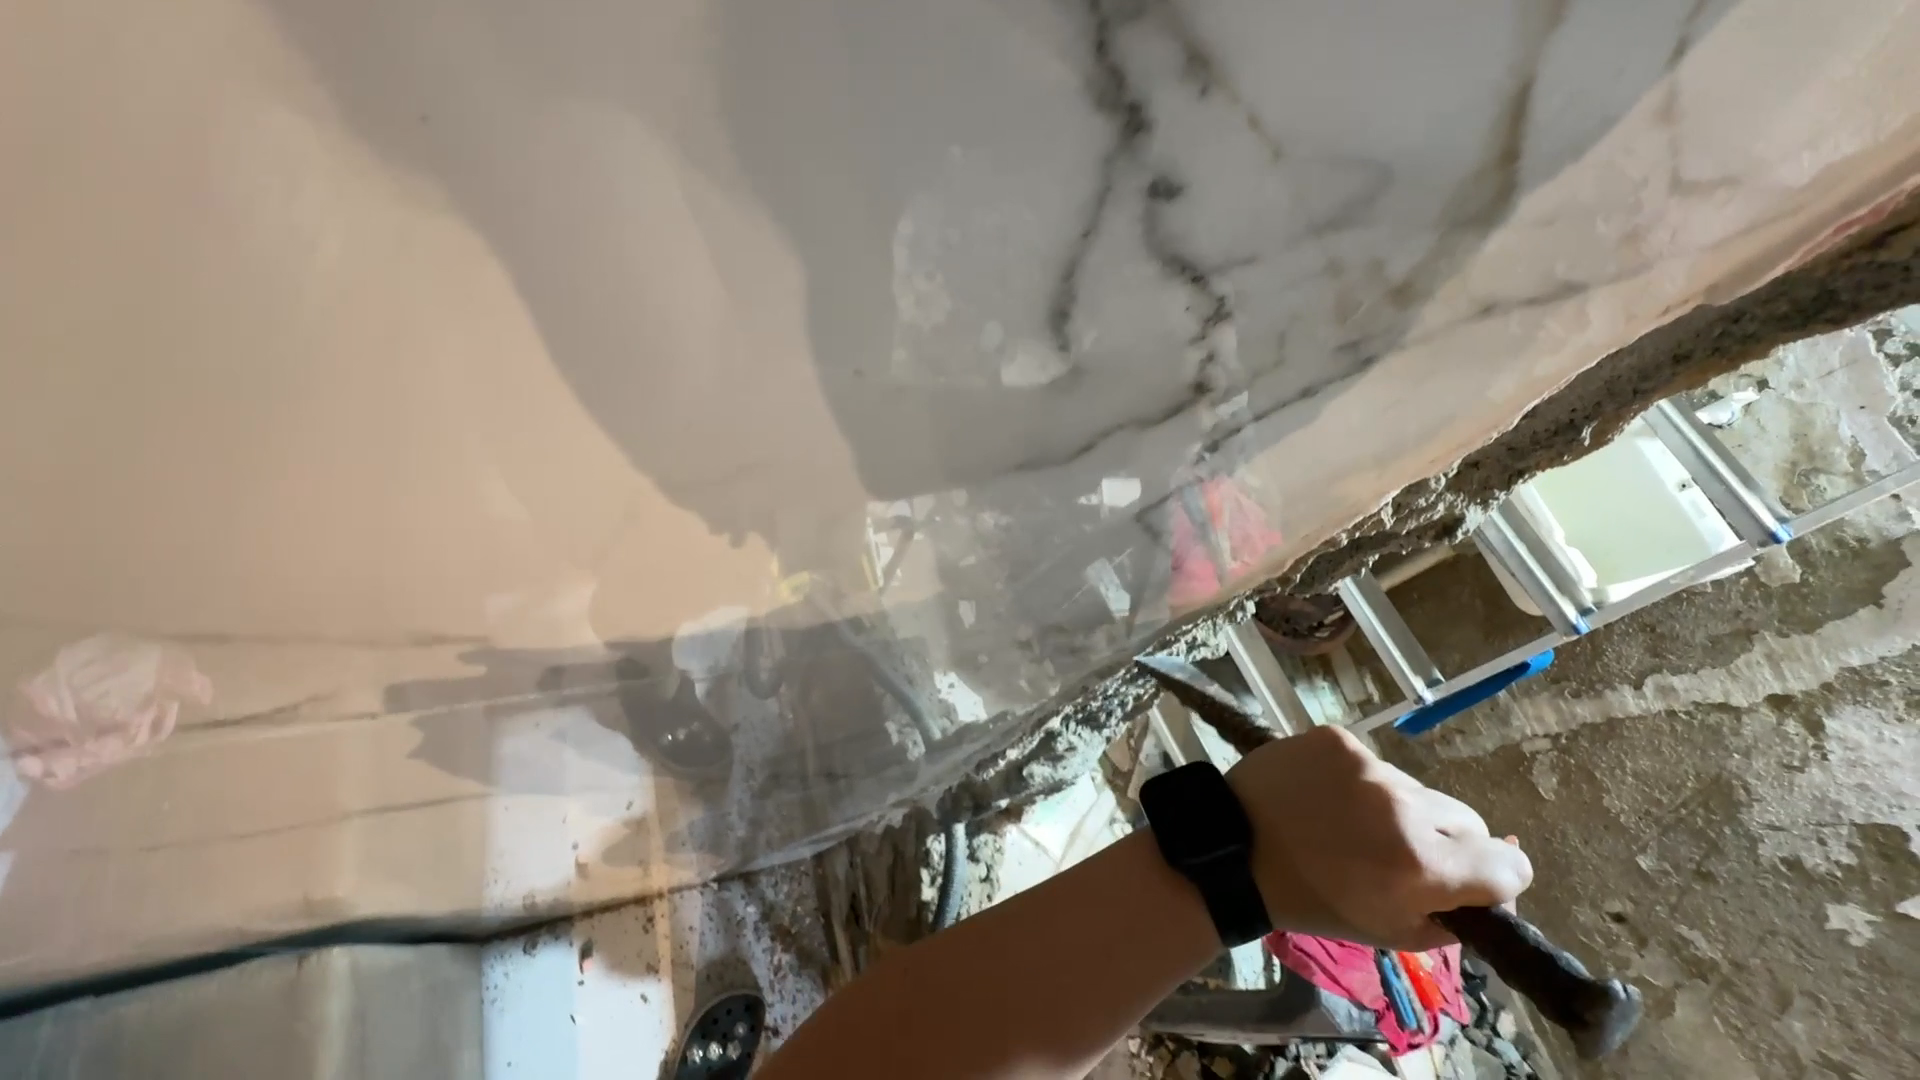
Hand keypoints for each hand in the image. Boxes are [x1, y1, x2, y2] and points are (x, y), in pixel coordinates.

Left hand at [1225, 725, 1531, 950]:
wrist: (1232, 848)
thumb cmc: (1309, 899)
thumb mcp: (1387, 931)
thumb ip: (1450, 919)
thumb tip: (1492, 899)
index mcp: (1424, 865)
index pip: (1511, 866)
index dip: (1495, 880)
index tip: (1470, 883)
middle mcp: (1405, 807)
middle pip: (1468, 821)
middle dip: (1449, 842)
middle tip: (1401, 853)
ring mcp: (1368, 765)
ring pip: (1416, 789)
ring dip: (1400, 808)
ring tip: (1350, 823)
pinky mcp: (1337, 739)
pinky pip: (1372, 763)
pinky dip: (1360, 781)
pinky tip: (1326, 796)